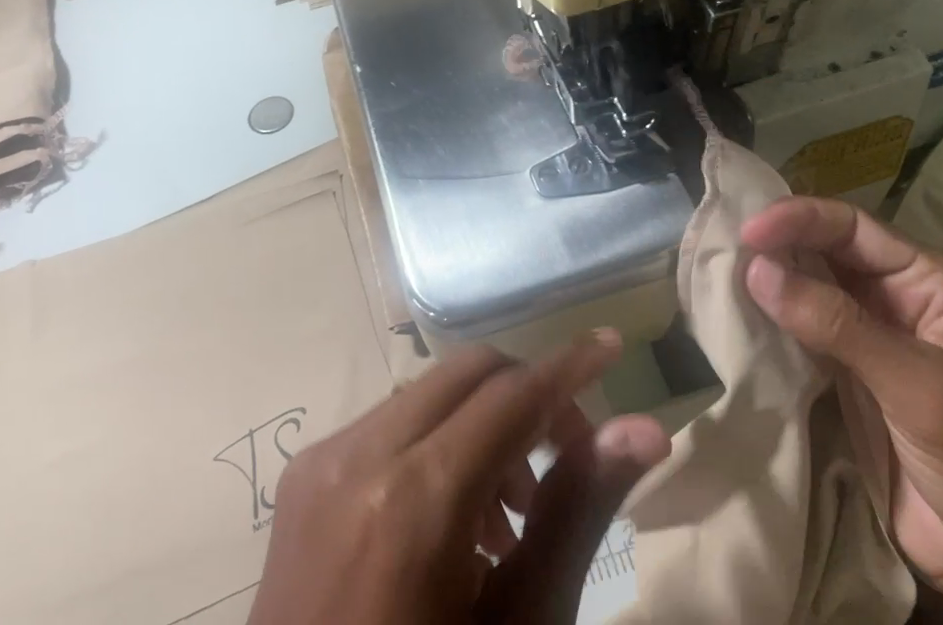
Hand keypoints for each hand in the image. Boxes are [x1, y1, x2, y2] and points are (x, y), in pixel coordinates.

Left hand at [247, 332, 670, 624]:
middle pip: (466, 372)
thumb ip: (575, 513)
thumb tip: (642, 429)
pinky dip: (436, 442)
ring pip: (426, 393)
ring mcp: (319, 462)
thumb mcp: (520, 621)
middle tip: (568, 459)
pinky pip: (386, 424)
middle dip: (528, 394)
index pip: (510, 395)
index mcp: (414, 497)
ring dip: (483, 423)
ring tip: (511, 514)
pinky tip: (454, 519)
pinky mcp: (300, 477)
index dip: (568, 367)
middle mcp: (357, 455)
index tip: (611, 346)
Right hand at [741, 197, 942, 624]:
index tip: (746, 232)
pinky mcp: (846, 394)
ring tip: (711, 284)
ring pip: (807, 303)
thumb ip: (843, 327)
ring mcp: (870, 353)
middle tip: (717, 254)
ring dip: (765, 293)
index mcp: (936, 289)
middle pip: (826, 260)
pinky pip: (798, 349)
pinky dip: (765, 337)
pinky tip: (730, 330)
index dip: (801, 220)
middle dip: (775, 251)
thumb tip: (758, 270)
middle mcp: (899, 309)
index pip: (857, 232)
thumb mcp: (929, 389)